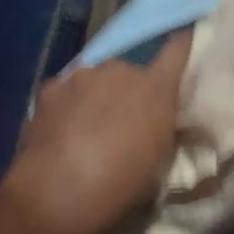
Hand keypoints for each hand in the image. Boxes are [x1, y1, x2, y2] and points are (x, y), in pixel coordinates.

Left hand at [0, 32, 191, 233]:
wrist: (61, 190)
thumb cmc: (124, 183)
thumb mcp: (161, 163)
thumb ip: (166, 133)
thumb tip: (165, 125)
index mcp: (156, 88)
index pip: (178, 51)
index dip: (182, 46)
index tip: (184, 43)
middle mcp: (120, 70)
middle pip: (131, 72)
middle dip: (130, 90)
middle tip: (126, 122)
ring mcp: (81, 76)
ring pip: (96, 79)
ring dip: (97, 96)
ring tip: (89, 129)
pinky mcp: (50, 88)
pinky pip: (66, 91)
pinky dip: (68, 105)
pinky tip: (62, 132)